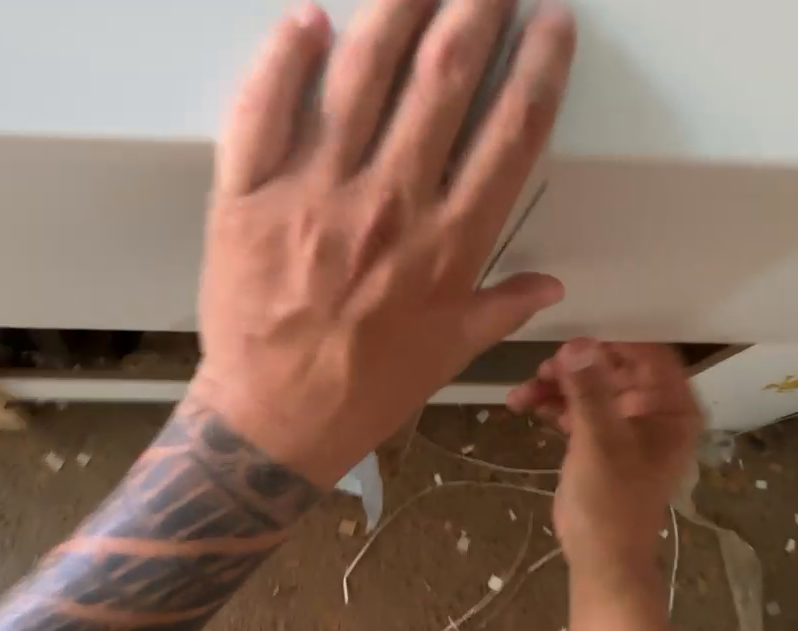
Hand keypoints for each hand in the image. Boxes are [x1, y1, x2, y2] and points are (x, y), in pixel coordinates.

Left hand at [190, 0, 577, 486]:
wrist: (272, 421)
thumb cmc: (362, 393)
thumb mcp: (445, 356)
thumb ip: (500, 310)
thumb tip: (551, 287)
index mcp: (446, 246)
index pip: (511, 132)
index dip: (539, 67)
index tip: (550, 25)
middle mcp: (388, 207)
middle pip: (443, 78)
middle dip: (477, 9)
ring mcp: (313, 197)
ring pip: (362, 74)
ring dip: (399, 5)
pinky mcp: (247, 199)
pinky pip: (262, 111)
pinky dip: (284, 58)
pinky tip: (309, 20)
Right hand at [509, 340, 702, 587]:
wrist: (601, 557)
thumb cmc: (611, 502)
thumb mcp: (600, 441)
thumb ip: (589, 390)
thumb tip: (576, 344)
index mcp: (672, 409)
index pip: (650, 355)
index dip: (613, 342)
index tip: (573, 337)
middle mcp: (653, 413)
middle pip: (614, 370)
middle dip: (575, 368)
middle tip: (542, 370)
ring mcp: (625, 429)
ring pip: (591, 391)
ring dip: (557, 388)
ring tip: (522, 392)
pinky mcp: (600, 445)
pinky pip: (579, 413)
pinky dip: (554, 408)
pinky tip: (524, 405)